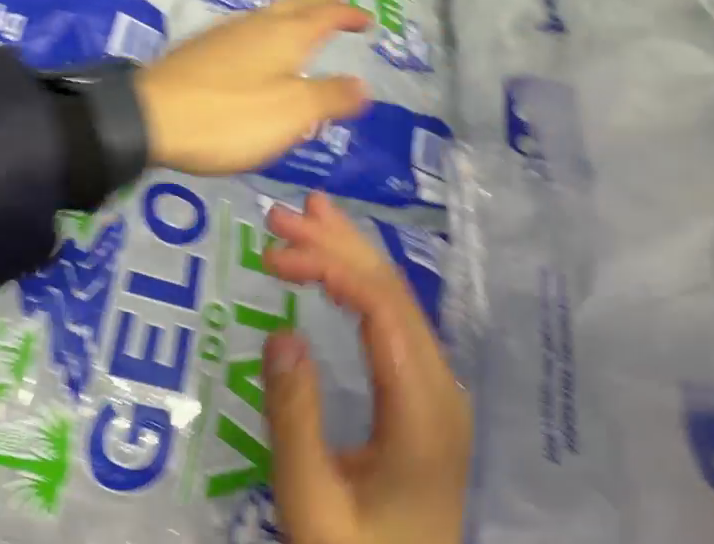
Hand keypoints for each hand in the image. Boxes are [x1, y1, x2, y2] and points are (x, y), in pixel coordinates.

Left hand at [136, 0, 372, 174]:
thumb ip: (331, 97)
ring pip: (269, 16)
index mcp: (286, 35)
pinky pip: (248, 32)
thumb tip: (363, 85)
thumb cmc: (231, 115)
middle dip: (322, 5)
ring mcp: (224, 35)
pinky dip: (268, 33)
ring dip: (293, 16)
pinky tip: (258, 52)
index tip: (367, 19)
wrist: (150, 118)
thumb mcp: (293, 112)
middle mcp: (256, 25)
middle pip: (296, 6)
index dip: (349, 15)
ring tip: (305, 27)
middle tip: (340, 6)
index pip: (326, 15)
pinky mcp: (201, 52)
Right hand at [260, 194, 471, 543]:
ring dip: (348, 254)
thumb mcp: (311, 501)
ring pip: (396, 301)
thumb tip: (280, 331)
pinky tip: (337, 265)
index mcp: (423, 409)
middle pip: (391, 291)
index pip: (380, 307)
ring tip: (308, 212)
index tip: (271, 254)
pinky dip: (360, 284)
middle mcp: (442, 385)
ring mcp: (439, 389)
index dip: (327, 265)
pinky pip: (395, 324)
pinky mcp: (426, 397)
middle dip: (335, 244)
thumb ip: (296, 418)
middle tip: (278, 215)